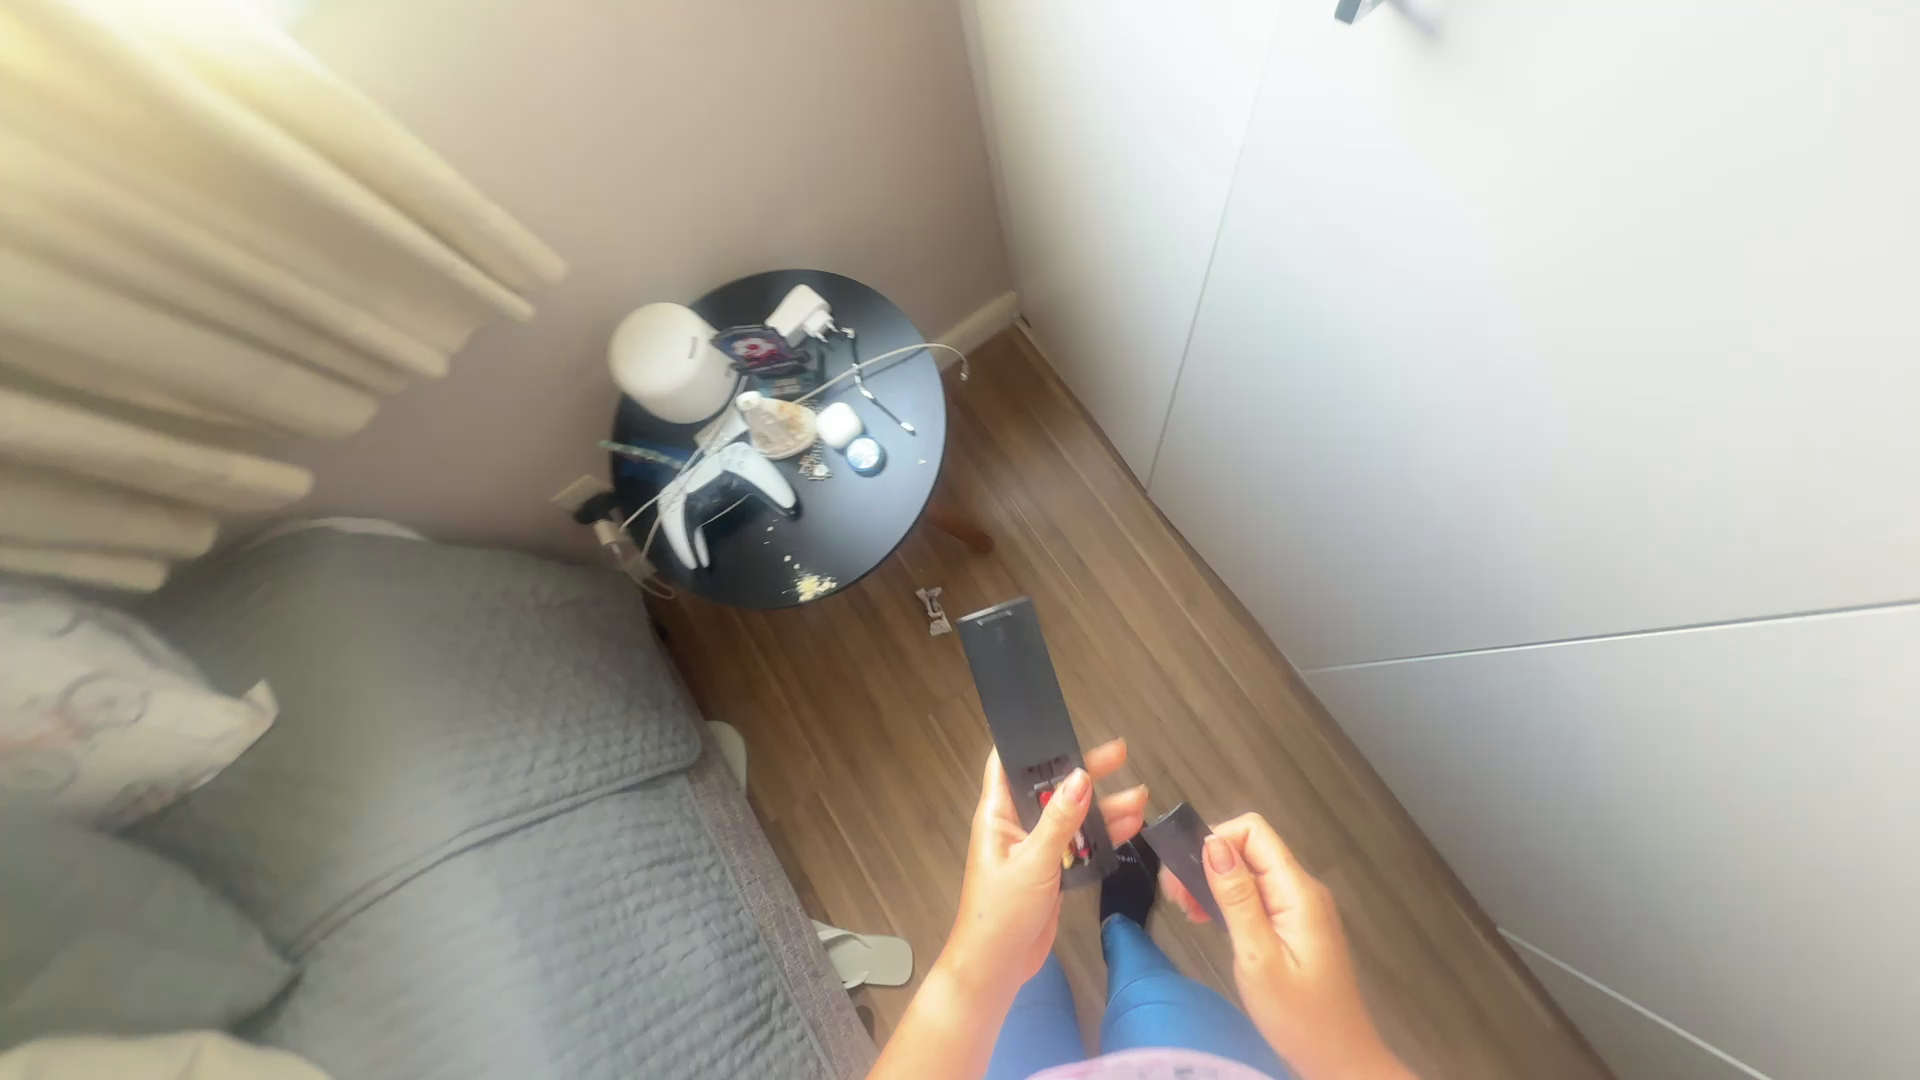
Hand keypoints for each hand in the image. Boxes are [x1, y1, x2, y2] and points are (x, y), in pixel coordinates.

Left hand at [940, 739, 1148, 1001]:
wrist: (999, 968)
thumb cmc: (1000, 911)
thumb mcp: (1033, 861)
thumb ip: (1059, 819)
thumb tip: (1080, 776)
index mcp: (998, 812)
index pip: (1008, 763)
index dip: (1031, 742)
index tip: (1060, 724)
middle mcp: (1016, 823)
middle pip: (1052, 787)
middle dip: (1084, 772)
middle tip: (1119, 754)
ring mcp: (1035, 847)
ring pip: (1071, 816)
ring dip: (1102, 808)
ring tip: (1139, 796)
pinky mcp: (1051, 870)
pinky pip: (1079, 844)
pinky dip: (1102, 837)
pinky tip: (1129, 826)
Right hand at [1164, 813, 1412, 1079]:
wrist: (1340, 1063)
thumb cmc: (1298, 1015)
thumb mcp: (1258, 957)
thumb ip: (1236, 898)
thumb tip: (1212, 841)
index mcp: (1297, 890)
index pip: (1253, 830)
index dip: (1217, 839)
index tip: (1190, 875)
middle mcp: (1300, 887)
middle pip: (1247, 846)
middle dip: (1208, 860)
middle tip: (1177, 896)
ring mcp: (1298, 905)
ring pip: (1247, 868)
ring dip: (1212, 880)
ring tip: (1187, 909)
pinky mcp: (1292, 922)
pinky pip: (1255, 891)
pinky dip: (1226, 898)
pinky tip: (1207, 918)